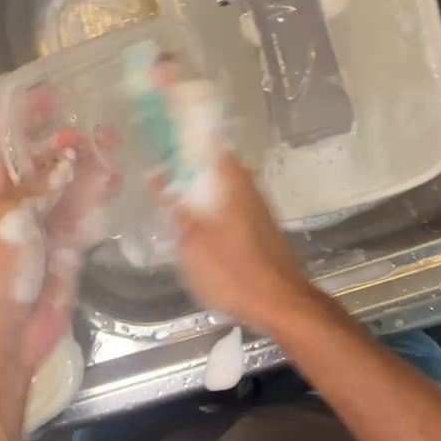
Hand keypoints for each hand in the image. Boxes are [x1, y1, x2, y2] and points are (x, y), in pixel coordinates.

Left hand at [0, 124, 117, 370]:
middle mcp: (12, 201)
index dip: (22, 116)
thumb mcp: (9, 217)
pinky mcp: (62, 246)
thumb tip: (65, 160)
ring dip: (86, 167)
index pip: (0, 140)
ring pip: (65, 186)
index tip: (48, 95)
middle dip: (63, 142)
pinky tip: (114, 181)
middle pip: (38, 161)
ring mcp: (40, 224)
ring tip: (112, 144)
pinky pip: (80, 214)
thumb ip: (39, 184)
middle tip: (92, 126)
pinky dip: (95, 198)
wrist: (8, 331)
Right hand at [161, 152, 317, 333]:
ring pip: (227, 187)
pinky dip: (215, 209)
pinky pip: (233, 206)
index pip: (211, 144)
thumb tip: (161, 179)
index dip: (189, 138)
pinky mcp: (263, 229)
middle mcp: (249, 188)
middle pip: (219, 165)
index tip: (168, 139)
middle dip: (193, 168)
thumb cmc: (232, 272)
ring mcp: (259, 209)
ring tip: (177, 202)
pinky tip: (201, 227)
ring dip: (204, 190)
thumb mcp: (193, 244)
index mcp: (231, 184)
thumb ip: (177, 210)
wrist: (279, 302)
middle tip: (166, 176)